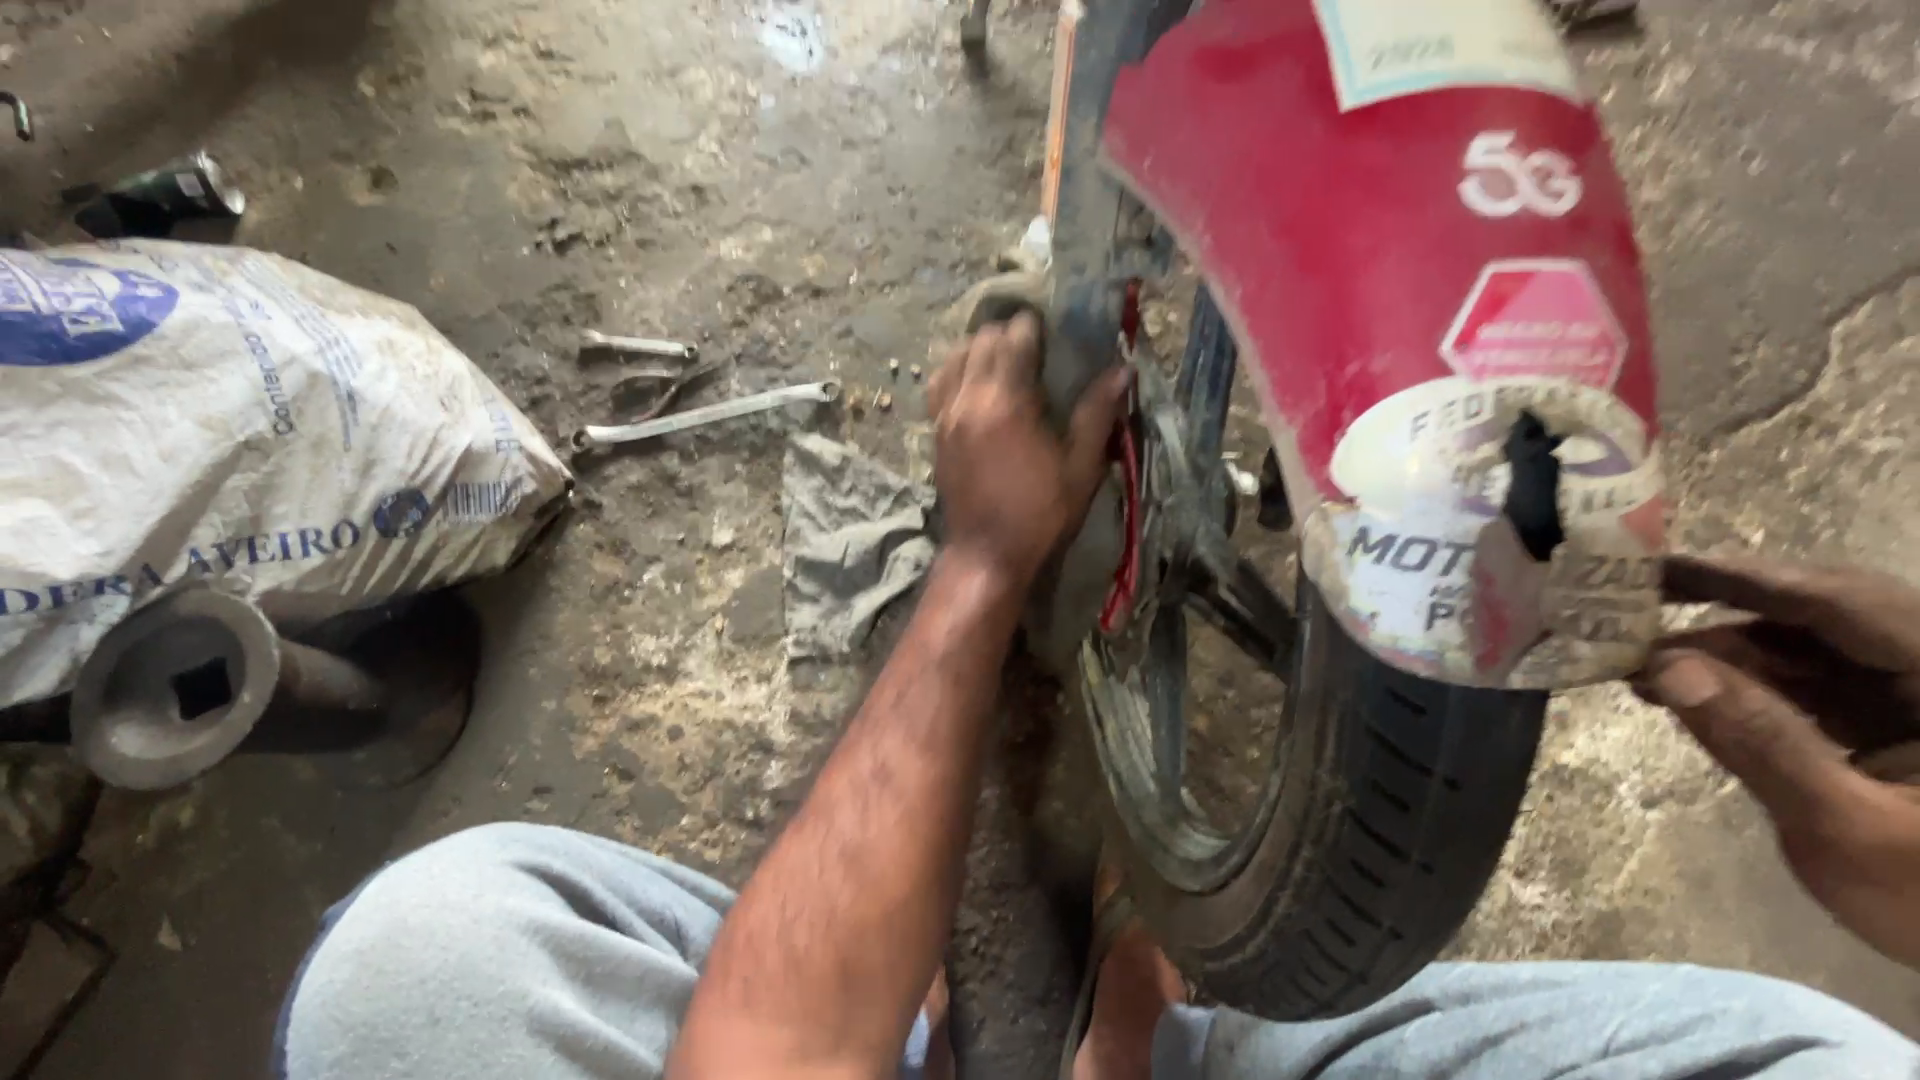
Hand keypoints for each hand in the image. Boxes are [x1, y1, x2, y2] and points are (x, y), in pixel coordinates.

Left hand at [926, 312, 1132, 586]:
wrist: (987, 555)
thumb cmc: (1040, 514)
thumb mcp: (1081, 467)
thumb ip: (1097, 413)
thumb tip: (1123, 370)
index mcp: (1006, 402)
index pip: (1014, 338)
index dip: (1034, 326)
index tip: (1052, 329)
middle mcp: (968, 399)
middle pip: (981, 340)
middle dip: (1007, 333)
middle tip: (1033, 345)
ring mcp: (945, 416)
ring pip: (953, 357)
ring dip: (978, 349)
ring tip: (1003, 362)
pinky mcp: (935, 434)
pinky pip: (938, 385)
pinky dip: (955, 372)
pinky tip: (974, 385)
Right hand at [1633, 555, 1919, 968]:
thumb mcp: (1845, 828)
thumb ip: (1758, 741)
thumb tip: (1663, 666)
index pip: (1845, 604)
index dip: (1747, 578)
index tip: (1656, 567)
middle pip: (1825, 611)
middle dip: (1724, 603)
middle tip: (1634, 599)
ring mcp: (1916, 696)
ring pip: (1809, 645)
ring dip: (1722, 648)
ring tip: (1640, 663)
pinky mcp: (1895, 722)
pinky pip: (1809, 680)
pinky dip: (1743, 680)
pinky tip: (1683, 691)